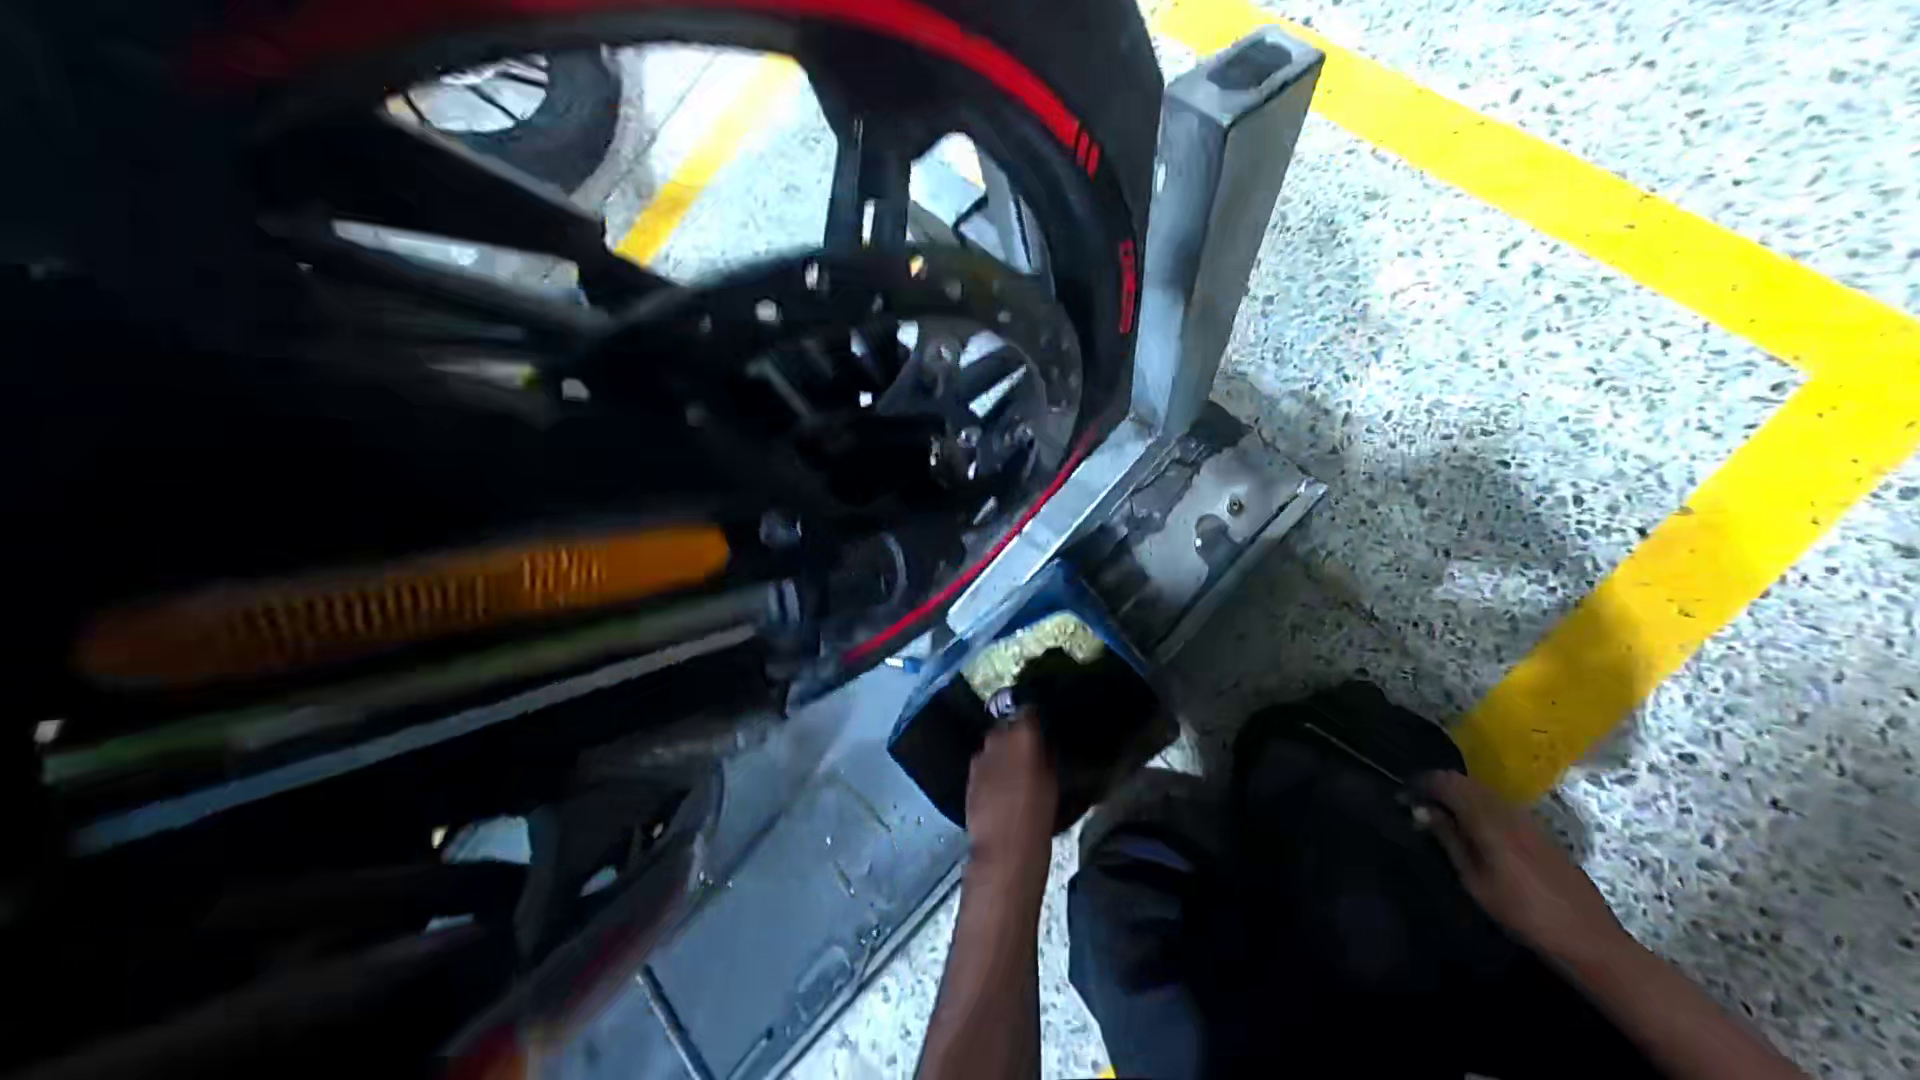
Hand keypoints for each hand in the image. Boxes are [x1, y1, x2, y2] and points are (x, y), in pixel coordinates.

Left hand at [965, 710, 1057, 876]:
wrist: (1004, 849)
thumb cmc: (1037, 817)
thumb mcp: (1052, 783)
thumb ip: (1044, 756)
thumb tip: (1042, 743)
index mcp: (1022, 738)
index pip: (1027, 711)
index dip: (1033, 716)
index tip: (1040, 722)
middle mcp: (997, 740)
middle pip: (1007, 726)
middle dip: (1016, 733)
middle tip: (1029, 748)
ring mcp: (979, 757)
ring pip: (993, 744)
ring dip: (1002, 750)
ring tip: (1013, 766)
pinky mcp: (969, 775)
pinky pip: (983, 762)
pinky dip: (991, 766)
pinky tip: (999, 782)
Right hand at [1419, 771, 1628, 963]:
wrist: (1588, 939)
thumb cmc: (1523, 913)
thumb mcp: (1475, 881)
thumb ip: (1449, 840)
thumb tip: (1424, 810)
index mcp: (1489, 820)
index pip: (1447, 783)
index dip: (1422, 784)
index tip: (1403, 797)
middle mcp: (1509, 811)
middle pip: (1466, 781)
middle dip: (1439, 786)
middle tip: (1418, 804)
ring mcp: (1529, 820)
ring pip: (1485, 791)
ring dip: (1459, 794)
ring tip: (1442, 814)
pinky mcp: (1540, 831)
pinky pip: (1501, 804)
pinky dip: (1479, 804)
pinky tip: (1474, 826)